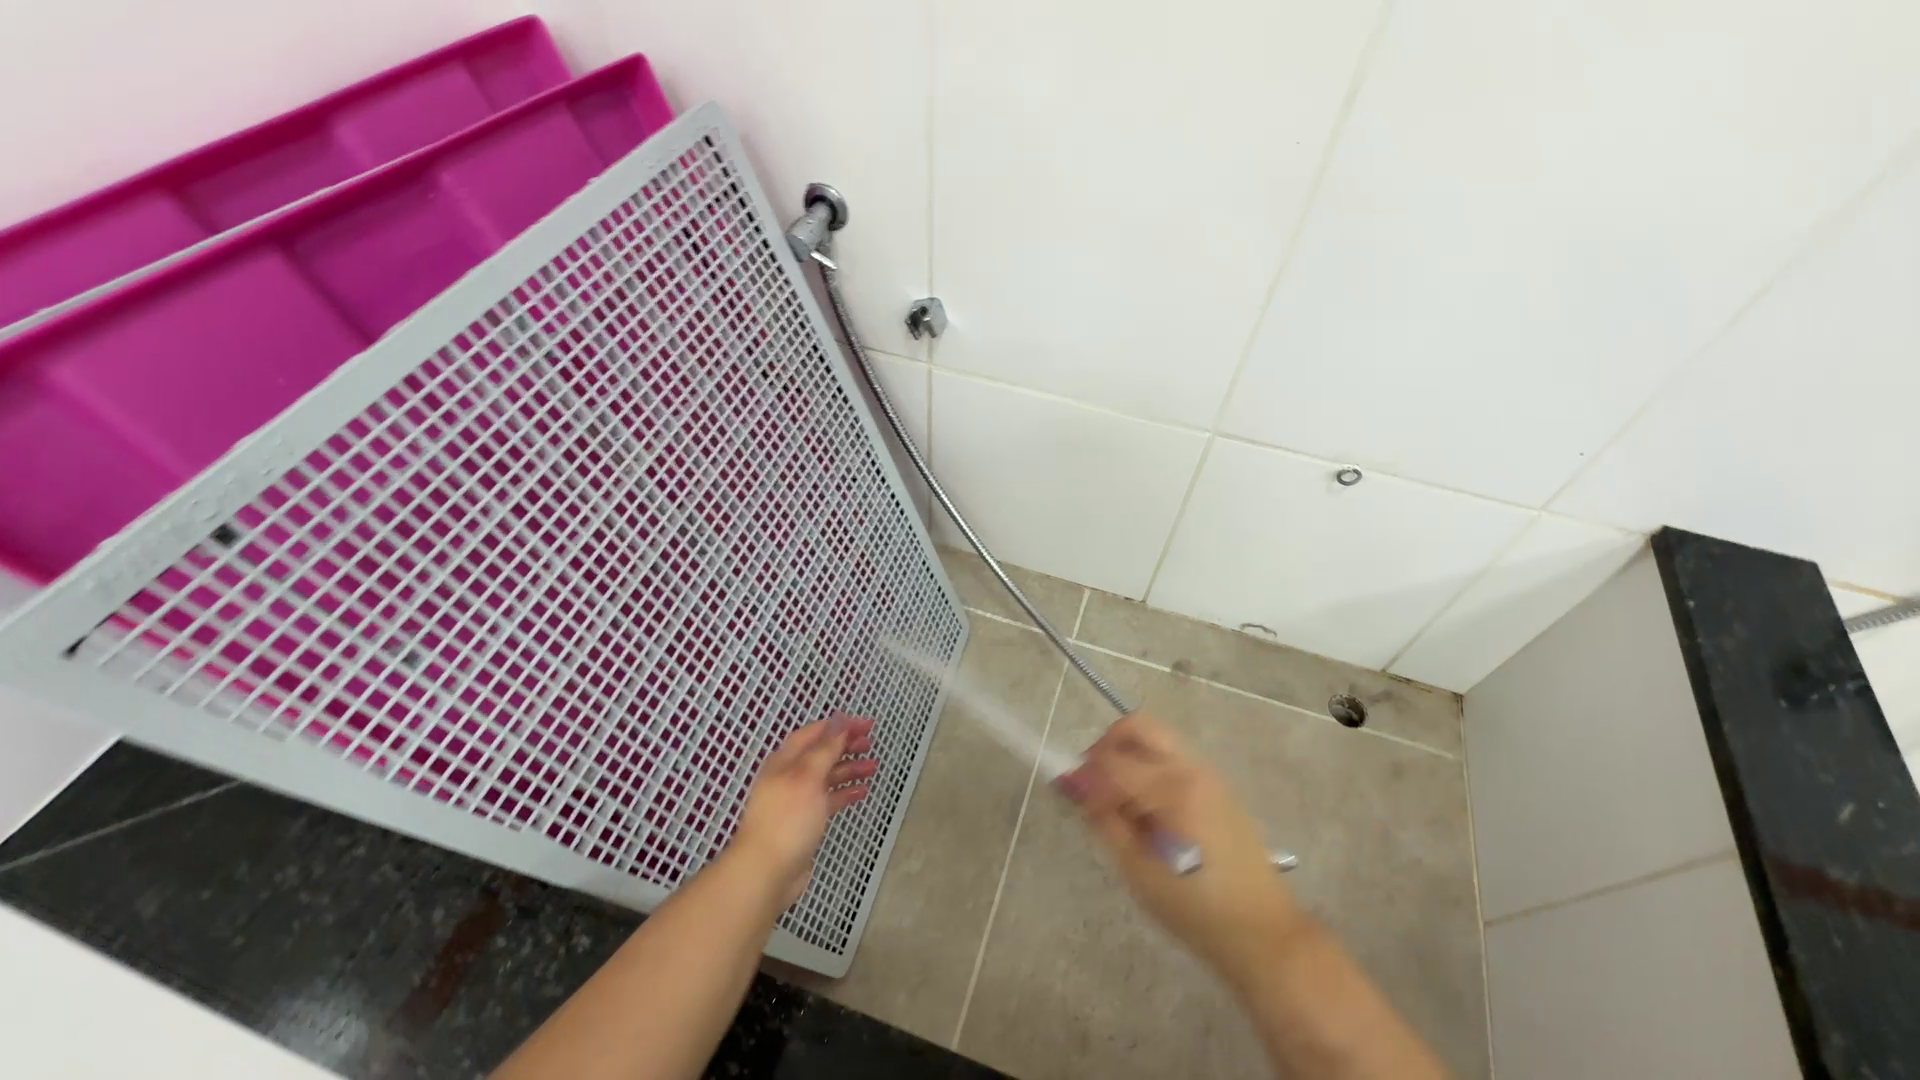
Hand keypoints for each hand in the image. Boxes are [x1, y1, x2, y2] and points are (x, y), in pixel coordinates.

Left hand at [730, 711, 878, 908]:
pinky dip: (845, 793)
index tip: (866, 724)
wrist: (767, 871)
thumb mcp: (807, 777)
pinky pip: (828, 800)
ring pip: (827, 776)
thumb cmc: (787, 819)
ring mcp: (797, 800)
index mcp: (785, 761)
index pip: (814, 733)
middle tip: (871, 743)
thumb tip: (838, 720)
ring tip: (873, 766)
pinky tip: (862, 791)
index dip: (839, 726)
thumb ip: (825, 749)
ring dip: (849, 768)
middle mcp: (789, 776)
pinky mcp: (805, 822)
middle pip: (821, 753)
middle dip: (845, 745)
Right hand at [1066, 710, 1300, 987]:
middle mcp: (1192, 769)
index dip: (1085, 776)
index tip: (1072, 799)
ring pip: (1157, 740)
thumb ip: (1105, 822)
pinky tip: (1149, 814)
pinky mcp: (1220, 788)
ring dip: (1130, 757)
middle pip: (1138, 726)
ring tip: (1121, 805)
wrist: (1263, 932)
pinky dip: (1151, 769)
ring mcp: (1210, 775)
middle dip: (1106, 747)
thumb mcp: (1138, 871)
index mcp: (1172, 788)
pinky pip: (1175, 760)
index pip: (1111, 760)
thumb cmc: (1195, 909)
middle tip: (1094, 784)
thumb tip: (1078, 788)